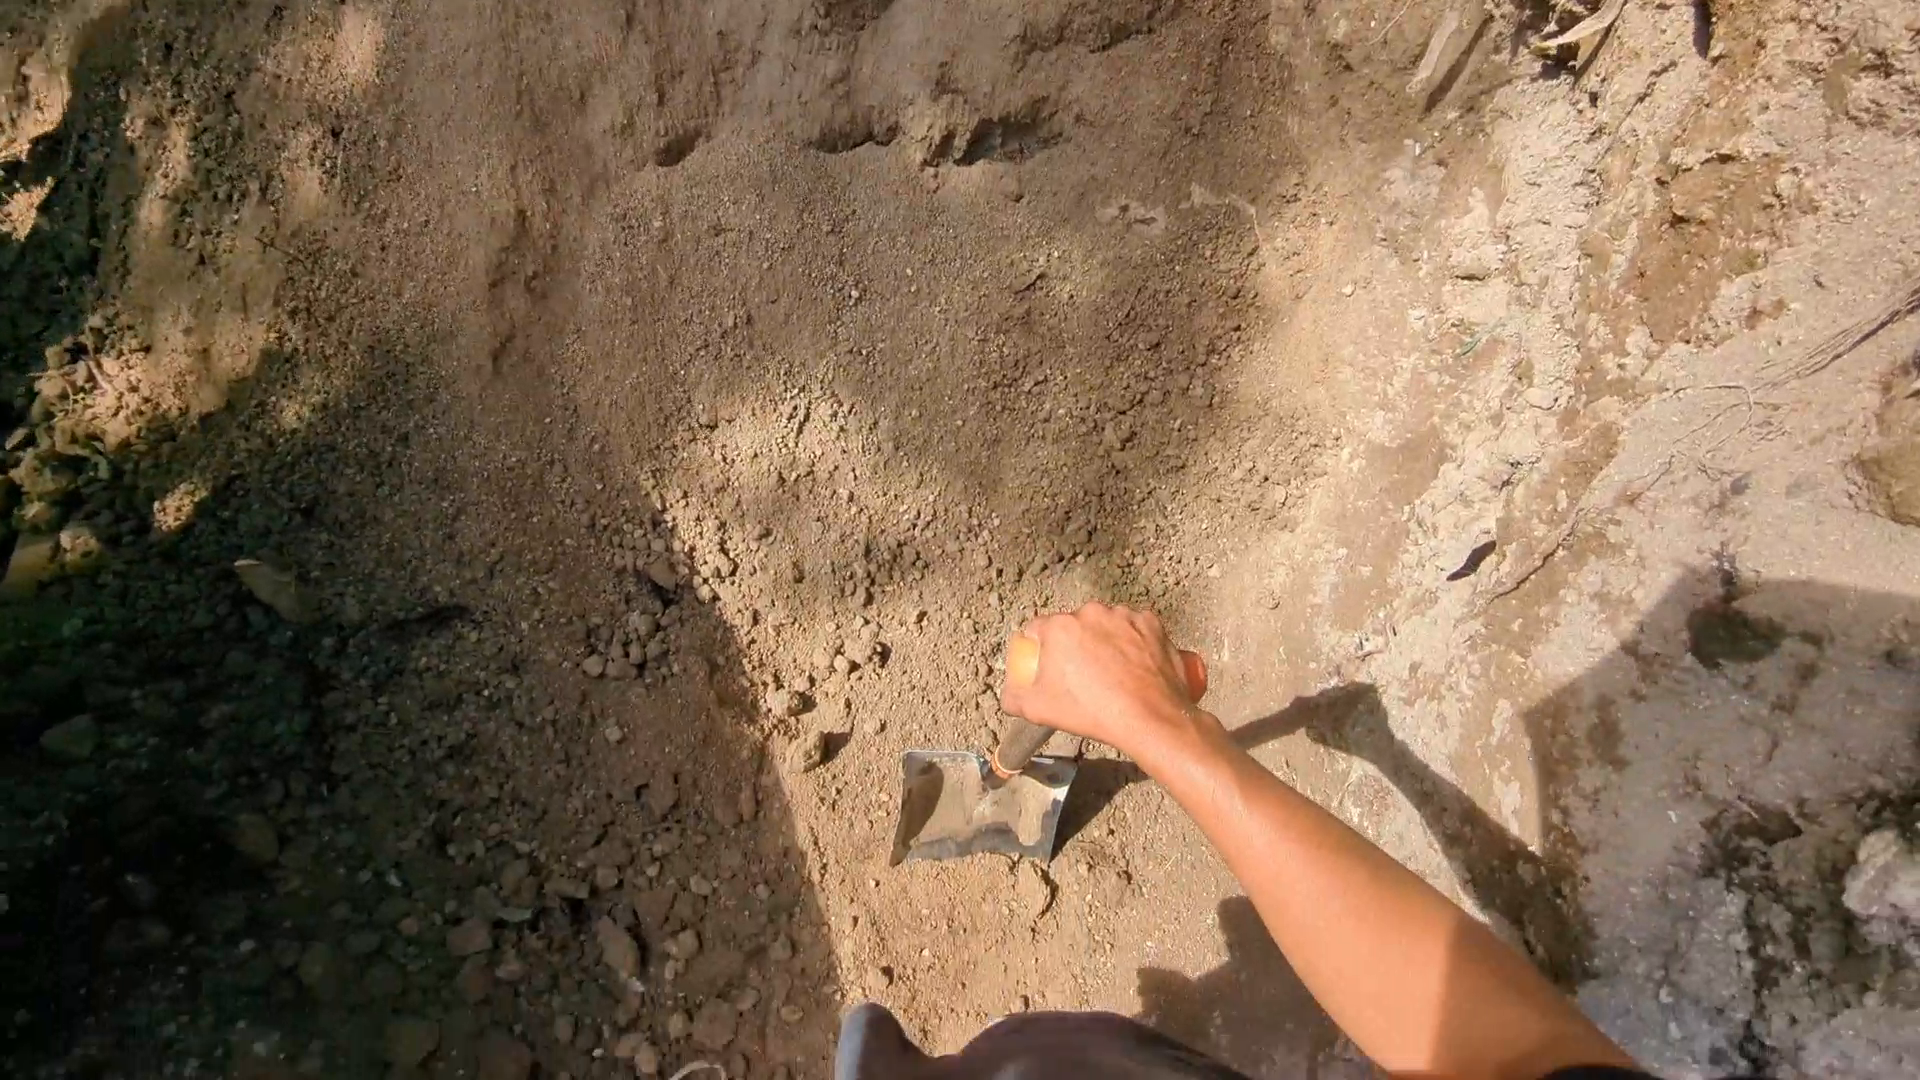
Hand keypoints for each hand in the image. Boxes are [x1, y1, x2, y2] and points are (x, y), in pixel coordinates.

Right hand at [999, 602, 1212, 761]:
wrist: (1150, 719)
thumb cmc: (1093, 712)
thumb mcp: (1038, 710)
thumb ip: (1013, 697)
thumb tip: (1009, 693)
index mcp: (1059, 626)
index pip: (1038, 630)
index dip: (1040, 649)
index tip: (1049, 668)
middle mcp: (1090, 612)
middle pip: (1073, 625)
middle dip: (1074, 645)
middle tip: (1083, 675)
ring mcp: (1124, 615)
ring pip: (1104, 624)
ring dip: (1103, 642)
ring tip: (1111, 674)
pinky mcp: (1150, 622)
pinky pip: (1133, 628)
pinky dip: (1132, 642)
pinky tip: (1133, 667)